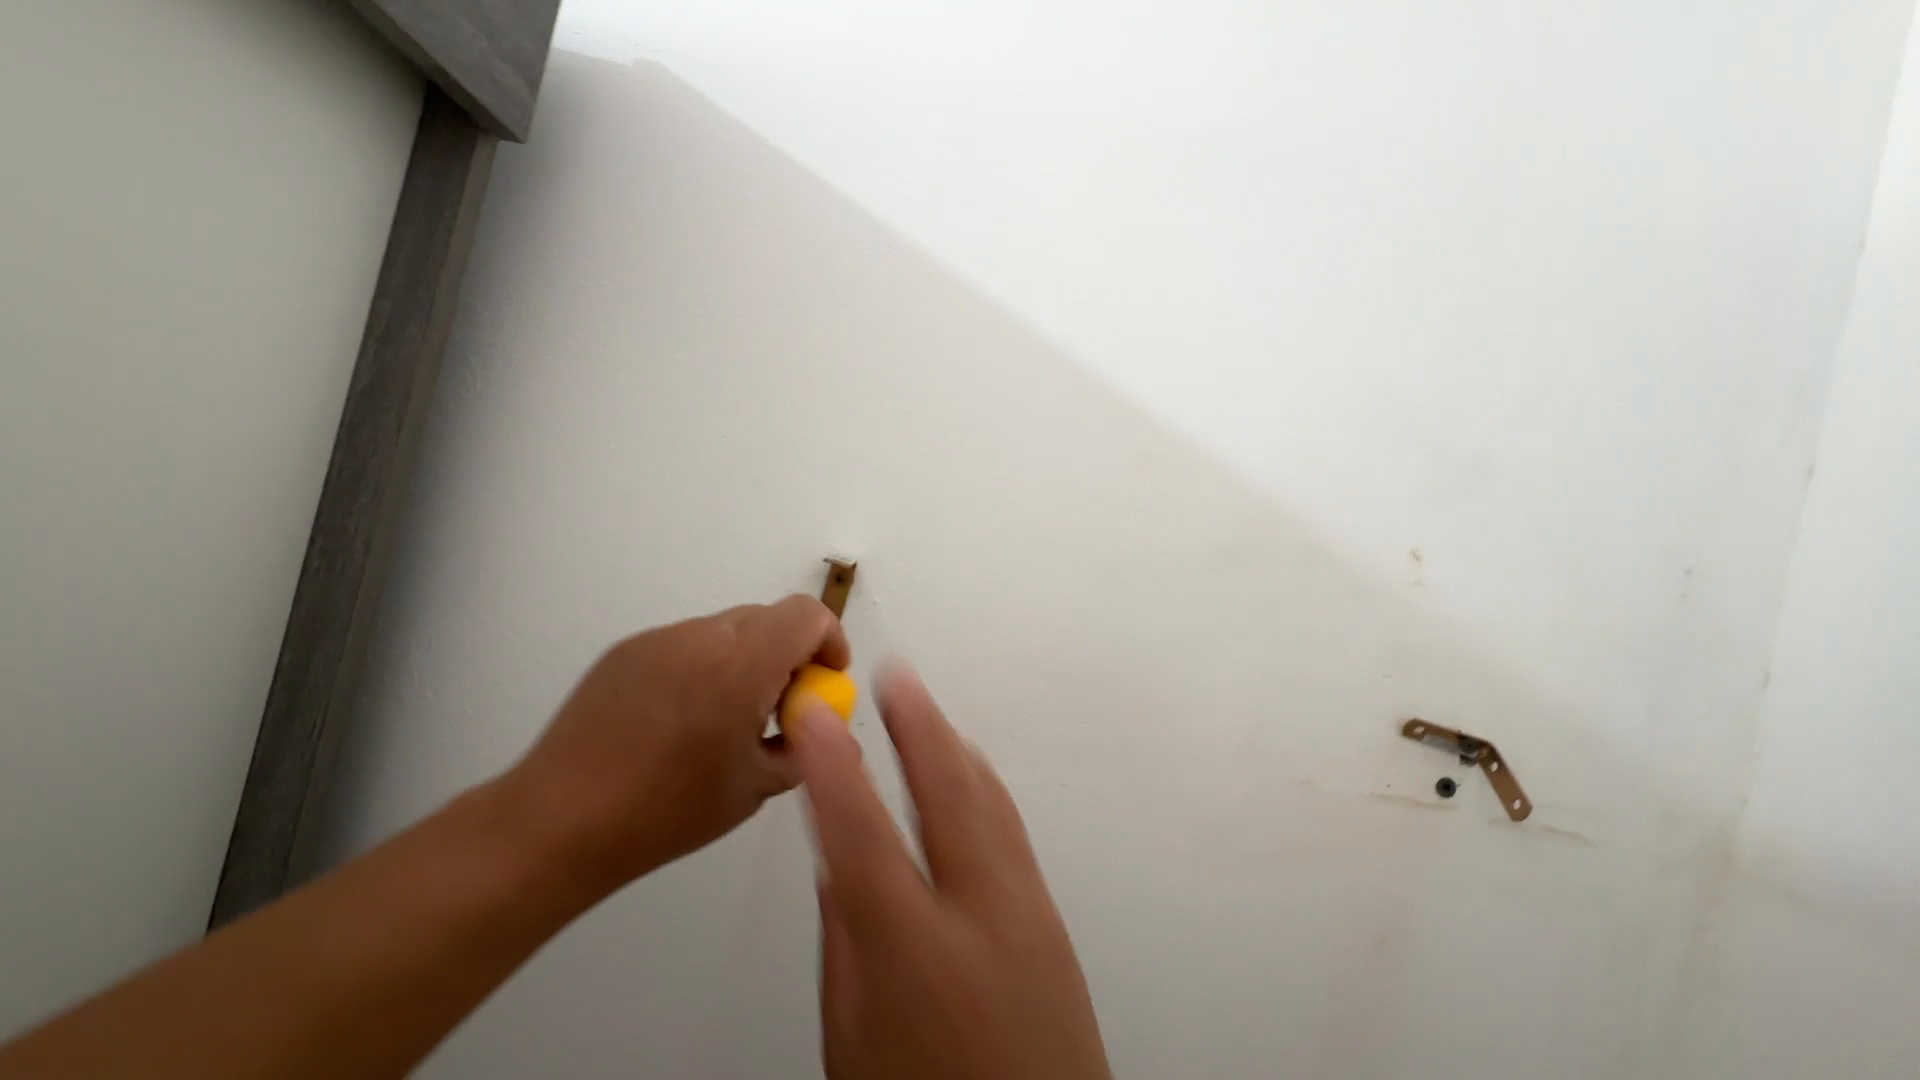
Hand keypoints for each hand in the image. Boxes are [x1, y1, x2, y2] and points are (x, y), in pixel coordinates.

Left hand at [501, 595, 847, 895]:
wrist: (560, 820)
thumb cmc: (670, 809)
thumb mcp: (756, 787)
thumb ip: (802, 747)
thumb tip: (826, 731)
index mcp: (742, 665)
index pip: (806, 615)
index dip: (829, 641)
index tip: (825, 681)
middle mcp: (702, 636)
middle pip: (767, 619)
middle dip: (788, 654)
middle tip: (778, 708)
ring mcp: (658, 639)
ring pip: (725, 630)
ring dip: (744, 660)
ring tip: (723, 721)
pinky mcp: (624, 650)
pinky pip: (684, 644)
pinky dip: (702, 667)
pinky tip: (677, 722)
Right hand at [790, 666, 1112, 1079]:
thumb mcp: (854, 1044)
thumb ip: (847, 949)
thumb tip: (838, 872)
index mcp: (917, 955)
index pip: (862, 836)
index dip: (832, 767)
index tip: (814, 718)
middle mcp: (983, 920)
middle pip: (948, 792)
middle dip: (918, 722)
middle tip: (895, 676)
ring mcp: (1028, 915)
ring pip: (989, 802)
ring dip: (954, 745)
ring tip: (926, 709)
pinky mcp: (1052, 923)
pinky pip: (1012, 830)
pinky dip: (983, 786)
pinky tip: (969, 773)